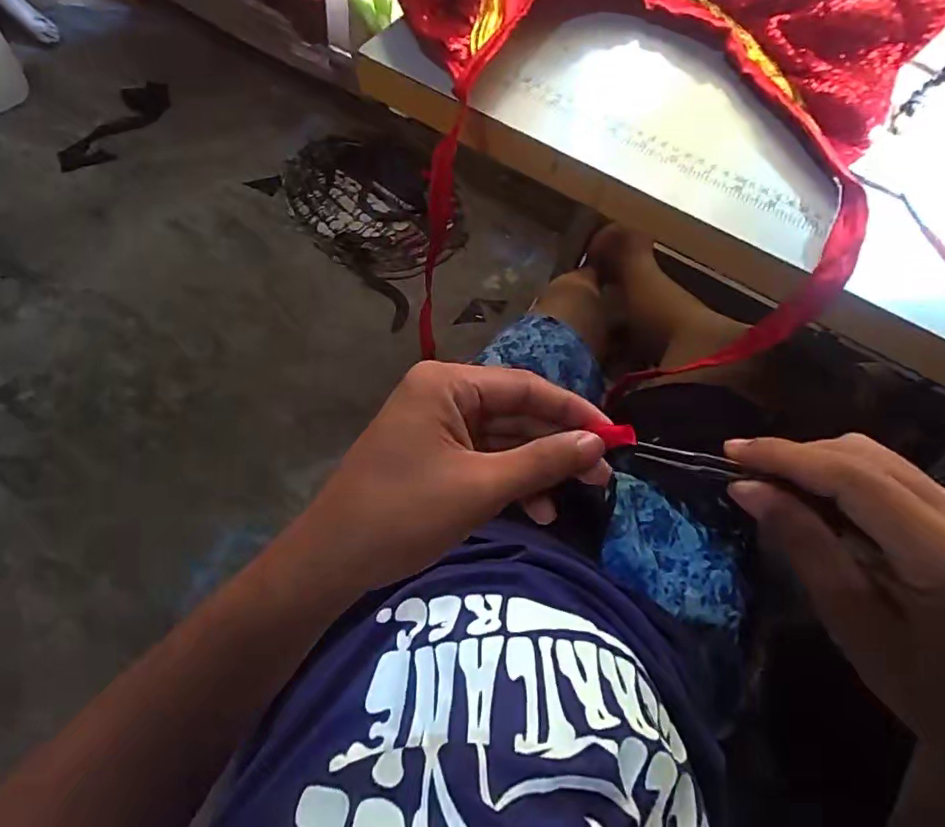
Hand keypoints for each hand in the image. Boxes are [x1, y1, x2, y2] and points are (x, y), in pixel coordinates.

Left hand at [281, 362, 610, 593]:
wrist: (331, 561)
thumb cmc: (403, 514)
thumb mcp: (480, 487)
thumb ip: (541, 461)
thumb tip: (597, 442)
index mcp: (447, 384)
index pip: (524, 386)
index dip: (573, 410)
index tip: (613, 435)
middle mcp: (442, 395)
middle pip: (516, 411)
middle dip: (558, 443)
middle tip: (602, 473)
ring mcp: (436, 426)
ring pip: (503, 438)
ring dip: (538, 466)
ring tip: (580, 494)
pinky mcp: (434, 455)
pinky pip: (484, 459)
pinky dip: (511, 481)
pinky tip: (539, 510)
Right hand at [726, 435, 944, 751]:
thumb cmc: (926, 695)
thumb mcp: (853, 626)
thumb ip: (804, 545)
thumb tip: (747, 487)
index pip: (857, 478)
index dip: (789, 456)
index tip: (733, 449)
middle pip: (871, 459)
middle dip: (802, 457)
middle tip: (748, 470)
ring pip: (885, 462)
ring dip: (826, 464)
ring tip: (778, 483)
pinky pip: (902, 480)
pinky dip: (854, 480)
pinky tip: (824, 500)